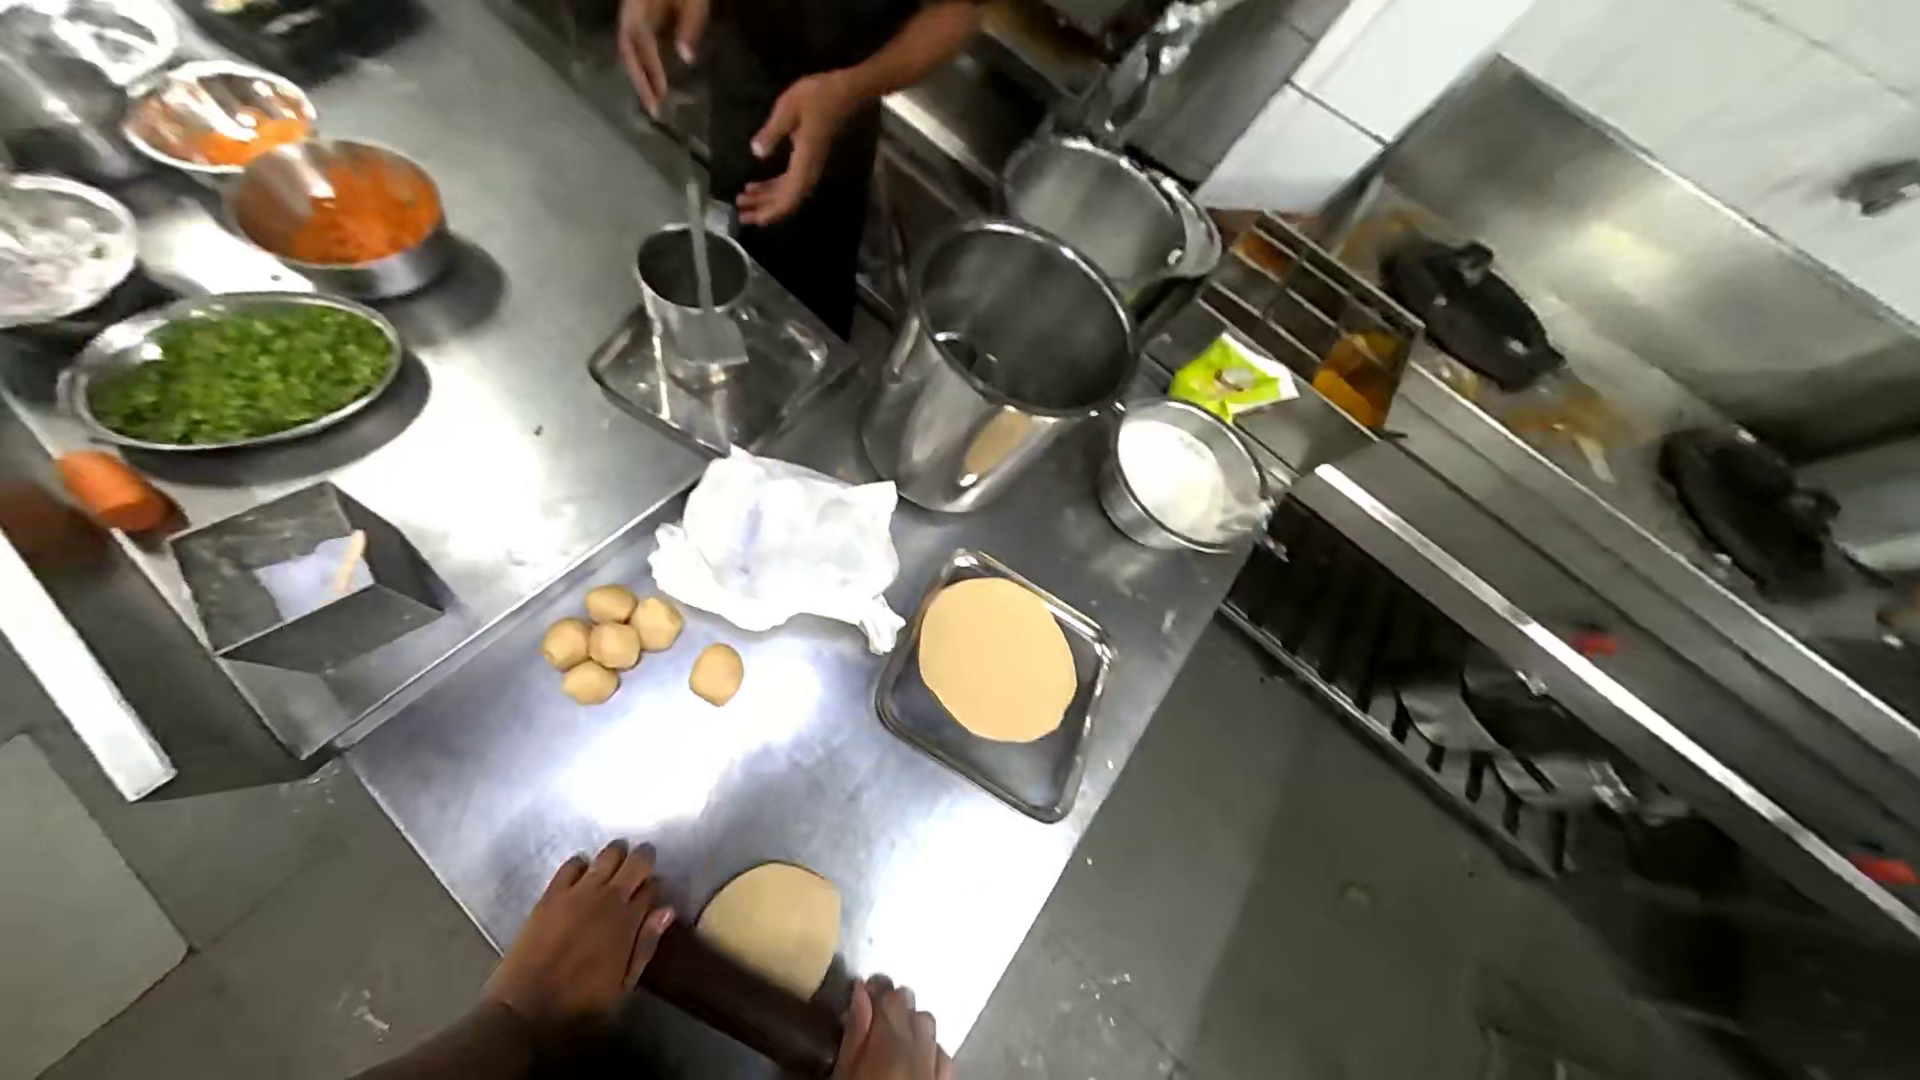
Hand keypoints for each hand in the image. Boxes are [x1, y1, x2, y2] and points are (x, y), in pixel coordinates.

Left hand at [483, 840, 674, 1032]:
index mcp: (628, 920)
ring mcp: (579, 893)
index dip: (654, 888)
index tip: (650, 897)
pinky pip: (572, 864)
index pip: (653, 886)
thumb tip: (667, 910)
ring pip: (609, 854)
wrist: (521, 1014)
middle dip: (644, 859)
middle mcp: (608, 898)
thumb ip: (646, 946)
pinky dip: (582, 863)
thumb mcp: (622, 987)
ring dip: (617, 855)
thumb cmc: (578, 1005)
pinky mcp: (552, 895)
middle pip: (638, 860)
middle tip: (640, 869)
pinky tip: (582, 874)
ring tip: (614, 865)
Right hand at [618, 0, 708, 115]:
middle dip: (639, 80)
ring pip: (630, 44)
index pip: (639, 41)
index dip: (649, 69)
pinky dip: (645, 62)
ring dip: (641, 74)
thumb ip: (690, 24)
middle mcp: (633, 6)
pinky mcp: (645, 10)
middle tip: (654, 110)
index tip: (661, 96)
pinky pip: (639, 39)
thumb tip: (686, 57)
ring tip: (654, 101)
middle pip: (627, 47)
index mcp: (640, 3)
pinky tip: (656, 79)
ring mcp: (637, 8)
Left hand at [739, 71, 863, 226]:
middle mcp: (807, 173)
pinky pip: (789, 183)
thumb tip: (756, 152)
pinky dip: (772, 188)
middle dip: (763, 209)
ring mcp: (808, 169)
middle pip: (785, 202)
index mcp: (804, 164)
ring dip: (765, 200)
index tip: (753, 219)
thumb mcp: (789, 108)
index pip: (788, 198)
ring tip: (743, 199)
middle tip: (740, 213)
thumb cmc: (818, 97)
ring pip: (786, 194)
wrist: (844, 94)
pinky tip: (756, 186)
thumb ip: (772, 132)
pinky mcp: (807, 162)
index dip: (770, 211)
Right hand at [831, 977, 951, 1079]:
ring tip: (892, 1038)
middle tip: (871, 1018)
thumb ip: (855, 1031)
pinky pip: (942, 1053)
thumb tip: (860, 990)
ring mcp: (935, 1064)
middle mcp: (919, 1042)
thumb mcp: (845, 1073)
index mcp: (892, 1036)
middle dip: (892, 1003)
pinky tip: (915, 1061)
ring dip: (911, 1023)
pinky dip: (929, 1049)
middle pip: (910, 1003)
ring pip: (928, 1023)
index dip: (875, 988)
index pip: (889, 992)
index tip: (860, 993)